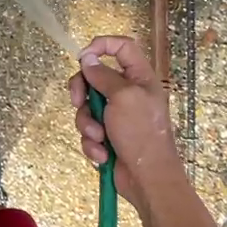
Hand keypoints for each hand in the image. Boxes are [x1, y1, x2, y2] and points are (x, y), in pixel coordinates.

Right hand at [68, 35, 179, 215]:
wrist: (148, 181)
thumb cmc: (141, 134)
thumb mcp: (123, 97)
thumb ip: (102, 75)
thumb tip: (86, 58)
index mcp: (139, 78)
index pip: (121, 46)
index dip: (101, 45)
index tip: (82, 57)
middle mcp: (127, 93)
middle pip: (94, 77)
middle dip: (82, 91)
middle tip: (78, 101)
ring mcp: (116, 115)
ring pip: (86, 106)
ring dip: (87, 123)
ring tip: (98, 138)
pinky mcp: (107, 135)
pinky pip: (88, 130)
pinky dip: (92, 142)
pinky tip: (102, 153)